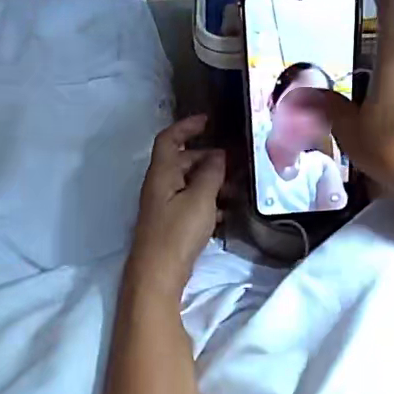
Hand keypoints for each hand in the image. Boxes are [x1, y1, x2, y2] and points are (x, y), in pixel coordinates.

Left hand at [128, 115, 224, 294]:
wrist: (158, 273)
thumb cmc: (178, 232)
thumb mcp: (200, 198)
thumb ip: (211, 173)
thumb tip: (219, 155)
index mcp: (162, 173)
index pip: (169, 139)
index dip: (187, 126)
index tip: (208, 121)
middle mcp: (159, 185)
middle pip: (181, 161)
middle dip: (207, 157)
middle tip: (233, 161)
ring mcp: (164, 206)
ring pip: (188, 183)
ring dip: (210, 181)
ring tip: (235, 187)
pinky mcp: (171, 224)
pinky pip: (191, 203)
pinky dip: (208, 201)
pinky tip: (226, 211)